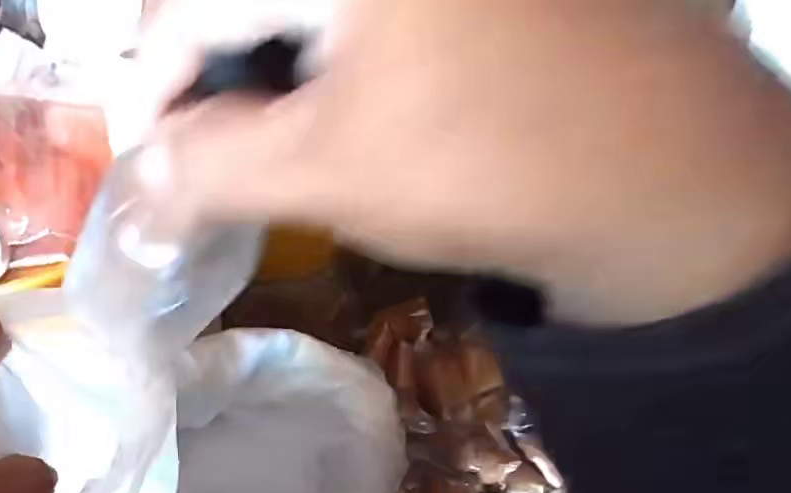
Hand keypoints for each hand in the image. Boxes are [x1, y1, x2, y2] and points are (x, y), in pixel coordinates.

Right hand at [133, 0, 790, 324]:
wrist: (658, 175)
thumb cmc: (482, 166)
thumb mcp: (323, 172)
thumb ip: (207, 168)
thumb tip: (132, 176)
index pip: (194, 0)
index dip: (152, 83)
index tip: (144, 160)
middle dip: (200, 68)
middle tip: (189, 150)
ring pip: (288, 5)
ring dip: (251, 64)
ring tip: (245, 135)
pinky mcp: (448, 2)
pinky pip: (340, 19)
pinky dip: (306, 54)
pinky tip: (309, 103)